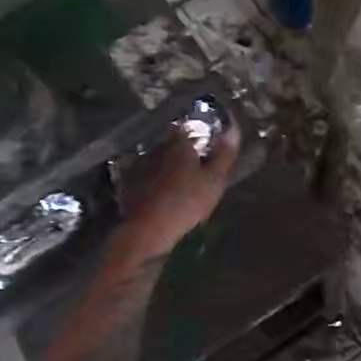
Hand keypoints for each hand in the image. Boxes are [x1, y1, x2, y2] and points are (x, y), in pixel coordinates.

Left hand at [114, 125, 240, 260]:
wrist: (147, 230)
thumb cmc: (185, 203)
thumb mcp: (214, 181)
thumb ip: (224, 155)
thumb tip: (233, 130)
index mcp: (178, 143)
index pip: (189, 130)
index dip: (199, 140)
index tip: (207, 154)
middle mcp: (156, 148)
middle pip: (172, 146)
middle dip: (183, 156)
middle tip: (196, 175)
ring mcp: (138, 166)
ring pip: (158, 162)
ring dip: (167, 171)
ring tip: (179, 190)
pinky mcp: (127, 184)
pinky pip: (145, 179)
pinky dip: (153, 185)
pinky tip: (161, 199)